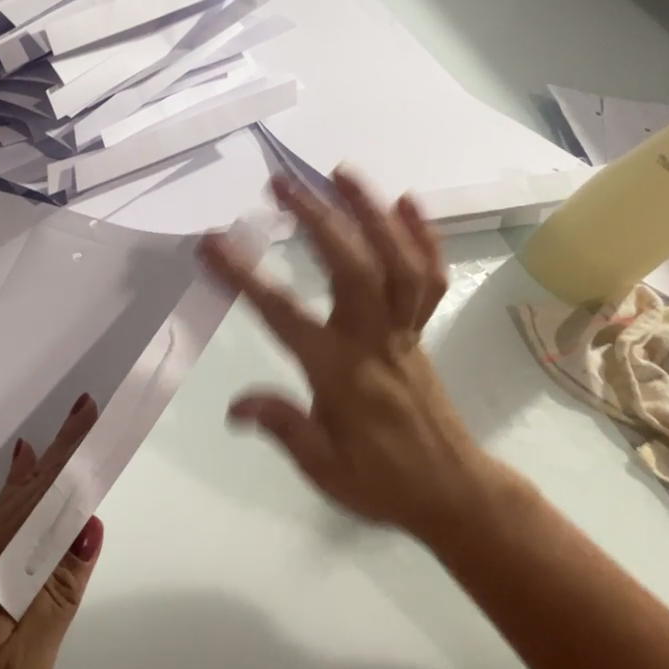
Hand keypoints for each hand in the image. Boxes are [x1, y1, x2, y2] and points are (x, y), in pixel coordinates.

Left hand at [0, 396, 104, 668]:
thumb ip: (54, 598)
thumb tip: (88, 527)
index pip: (50, 495)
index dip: (77, 453)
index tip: (100, 413)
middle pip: (34, 487)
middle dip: (67, 447)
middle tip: (92, 406)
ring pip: (19, 498)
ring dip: (50, 463)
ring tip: (72, 430)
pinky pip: (4, 515)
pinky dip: (27, 487)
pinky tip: (25, 470)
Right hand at [198, 171, 511, 539]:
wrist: (456, 494)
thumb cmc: (380, 481)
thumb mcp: (324, 469)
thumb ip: (284, 428)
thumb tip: (236, 405)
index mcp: (341, 373)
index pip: (285, 316)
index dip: (246, 277)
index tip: (212, 243)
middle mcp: (375, 341)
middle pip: (352, 268)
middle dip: (318, 220)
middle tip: (281, 182)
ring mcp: (404, 332)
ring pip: (395, 263)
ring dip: (370, 212)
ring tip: (340, 173)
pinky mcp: (420, 331)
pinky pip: (427, 279)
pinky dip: (421, 237)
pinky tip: (404, 202)